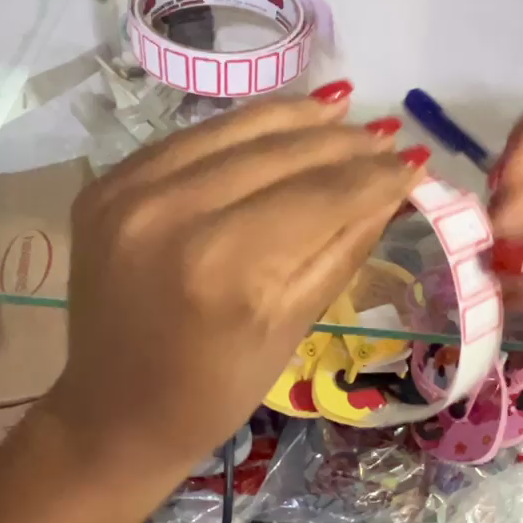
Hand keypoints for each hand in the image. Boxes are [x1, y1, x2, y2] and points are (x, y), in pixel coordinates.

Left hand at [41, 85, 421, 475]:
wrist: (111, 413)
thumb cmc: (214, 394)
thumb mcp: (292, 327)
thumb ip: (344, 246)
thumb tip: (395, 188)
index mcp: (225, 267)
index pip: (321, 197)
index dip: (376, 176)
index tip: (417, 162)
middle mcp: (172, 213)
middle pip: (279, 155)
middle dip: (345, 142)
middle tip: (390, 135)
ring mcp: (128, 192)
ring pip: (233, 132)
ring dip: (297, 119)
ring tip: (344, 108)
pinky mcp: (105, 185)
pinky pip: (190, 141)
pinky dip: (240, 130)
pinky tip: (281, 123)